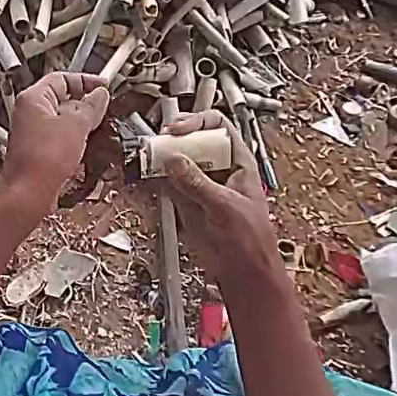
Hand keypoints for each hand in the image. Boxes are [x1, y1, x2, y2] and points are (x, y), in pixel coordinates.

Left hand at [1, 72, 109, 205]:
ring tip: (96, 127)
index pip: (61, 78)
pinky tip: (86, 145)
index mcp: (33, 99)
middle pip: (62, 98)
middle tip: (102, 108)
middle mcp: (30, 113)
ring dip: (81, 123)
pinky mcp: (39, 150)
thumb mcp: (76, 125)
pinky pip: (60, 137)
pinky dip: (75, 139)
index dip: (84, 81)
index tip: (102, 86)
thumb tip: (100, 95)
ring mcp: (33, 132)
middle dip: (85, 103)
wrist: (30, 192)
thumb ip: (91, 107)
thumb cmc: (42, 159)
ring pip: (62, 119)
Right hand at [160, 111, 287, 297]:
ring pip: (176, 160)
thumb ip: (198, 183)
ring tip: (145, 156)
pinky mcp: (185, 201)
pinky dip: (152, 177)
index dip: (197, 122)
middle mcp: (217, 168)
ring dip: (159, 157)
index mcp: (237, 161)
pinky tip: (143, 175)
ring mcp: (199, 184)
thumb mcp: (226, 207)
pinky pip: (165, 182)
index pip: (218, 126)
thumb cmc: (253, 240)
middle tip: (157, 142)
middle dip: (173, 138)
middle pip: (192, 139)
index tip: (177, 130)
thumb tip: (174, 161)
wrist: (244, 273)